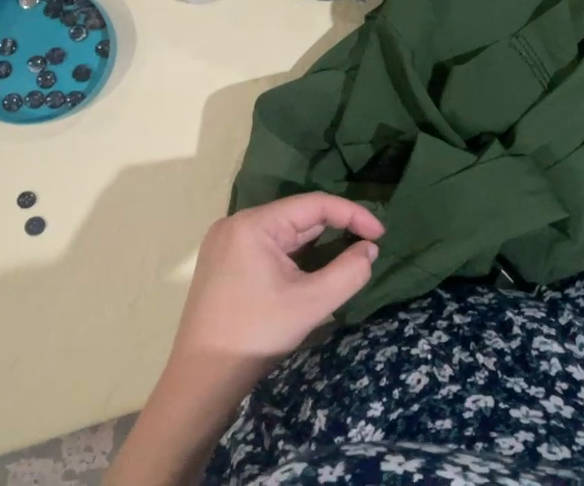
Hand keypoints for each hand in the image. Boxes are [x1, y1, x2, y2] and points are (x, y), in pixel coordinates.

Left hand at [173, 193, 384, 365]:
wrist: (202, 379)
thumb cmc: (257, 335)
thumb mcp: (312, 303)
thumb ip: (350, 271)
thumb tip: (369, 249)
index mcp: (254, 224)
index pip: (315, 204)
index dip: (353, 215)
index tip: (380, 234)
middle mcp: (236, 223)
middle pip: (299, 217)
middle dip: (336, 230)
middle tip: (367, 249)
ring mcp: (226, 242)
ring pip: (286, 232)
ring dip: (317, 244)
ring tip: (346, 258)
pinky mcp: (224, 261)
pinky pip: (270, 245)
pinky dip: (296, 254)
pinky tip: (312, 271)